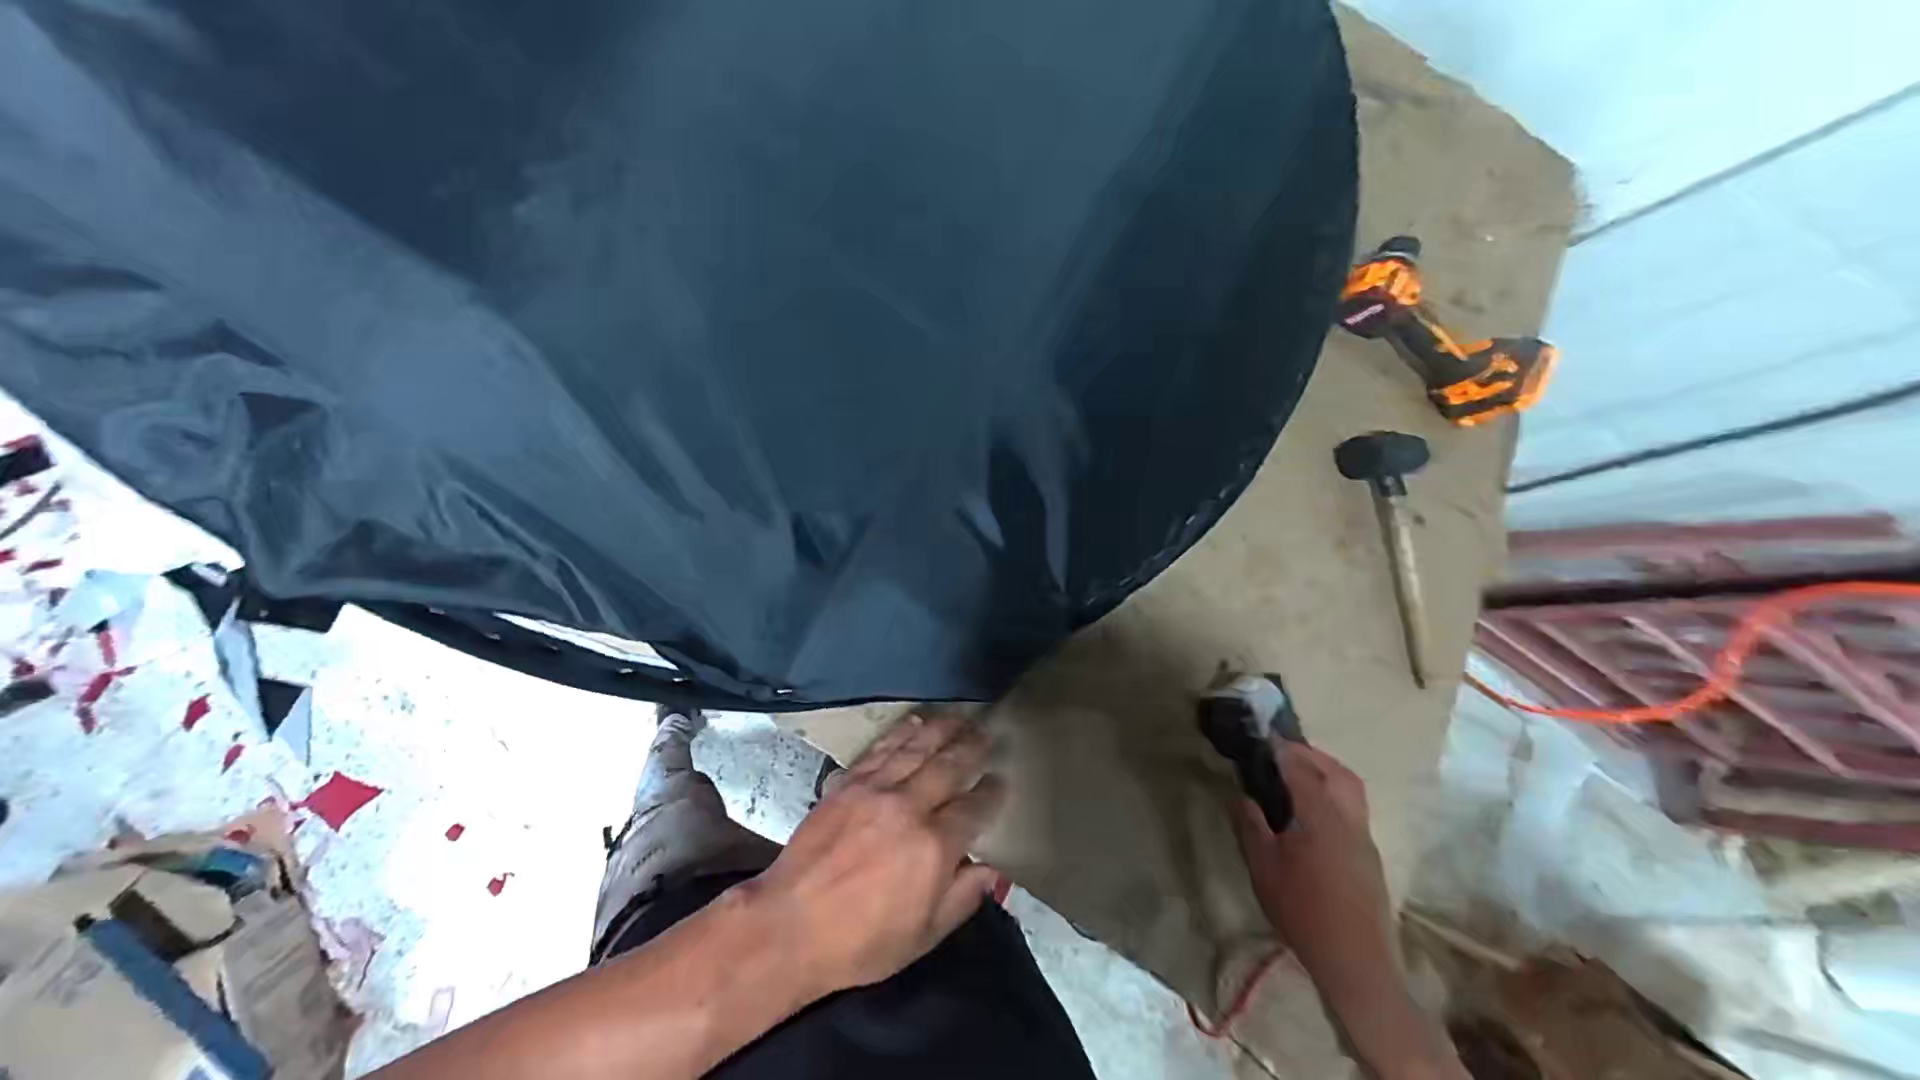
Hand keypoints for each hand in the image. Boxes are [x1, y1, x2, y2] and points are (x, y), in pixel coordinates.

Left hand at [739, 711, 1006, 997]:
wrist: (790, 924)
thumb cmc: (861, 941)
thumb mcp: (923, 935)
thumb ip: (962, 898)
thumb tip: (992, 870)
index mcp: (934, 847)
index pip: (973, 808)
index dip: (991, 793)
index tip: (1001, 780)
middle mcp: (909, 808)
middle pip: (949, 767)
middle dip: (973, 748)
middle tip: (989, 733)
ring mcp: (875, 791)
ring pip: (916, 749)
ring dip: (942, 730)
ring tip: (960, 718)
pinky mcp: (847, 785)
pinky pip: (881, 750)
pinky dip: (900, 733)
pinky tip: (914, 722)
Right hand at [1230, 740, 1395, 979]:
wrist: (1355, 960)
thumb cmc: (1302, 909)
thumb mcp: (1263, 866)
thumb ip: (1251, 826)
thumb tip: (1240, 797)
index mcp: (1320, 816)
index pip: (1301, 769)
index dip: (1282, 749)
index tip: (1264, 736)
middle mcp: (1348, 819)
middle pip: (1337, 772)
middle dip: (1312, 754)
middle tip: (1284, 750)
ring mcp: (1364, 838)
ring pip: (1351, 790)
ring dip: (1328, 773)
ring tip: (1300, 774)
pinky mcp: (1369, 857)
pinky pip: (1353, 809)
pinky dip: (1334, 794)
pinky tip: (1314, 810)